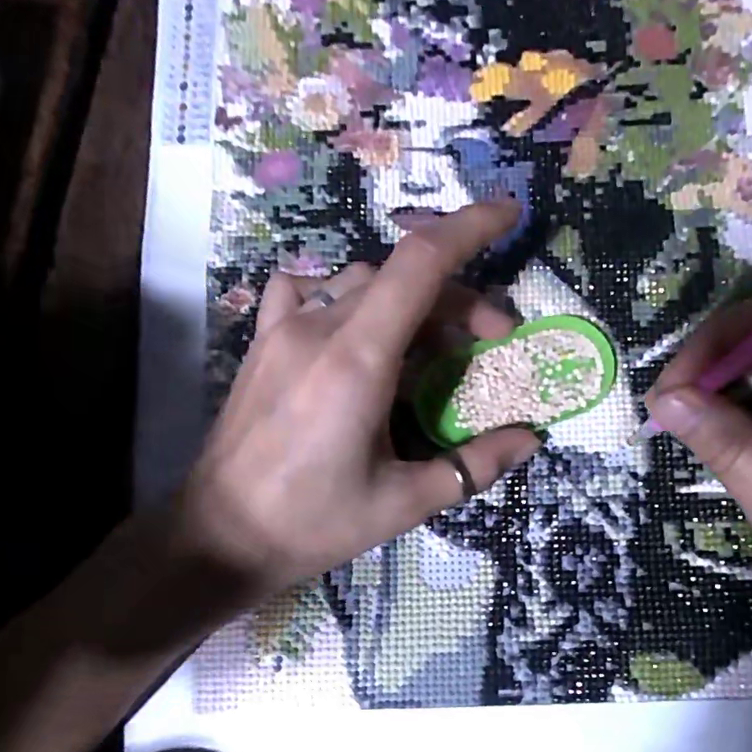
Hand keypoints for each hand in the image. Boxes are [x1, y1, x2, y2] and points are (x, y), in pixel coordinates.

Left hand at [169, 201, 542, 600]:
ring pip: (361, 280)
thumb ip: (473, 466)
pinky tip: (355, 329)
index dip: (470, 227)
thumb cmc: (313, 524)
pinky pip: (309, 290)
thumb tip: (532, 437)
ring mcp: (283, 329)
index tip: (510, 215)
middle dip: (459, 298)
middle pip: (401, 276)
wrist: (219, 536)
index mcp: (357, 360)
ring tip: (432, 347)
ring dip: (410, 300)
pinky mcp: (263, 342)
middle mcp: (319, 327)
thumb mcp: (404, 503)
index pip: (421, 263)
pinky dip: (348, 295)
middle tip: (491, 345)